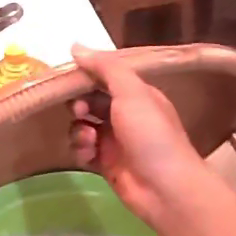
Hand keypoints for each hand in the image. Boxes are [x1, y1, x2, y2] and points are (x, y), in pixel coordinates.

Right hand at [69, 46, 211, 224]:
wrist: (166, 189)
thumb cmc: (151, 133)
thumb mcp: (131, 92)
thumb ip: (105, 67)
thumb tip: (75, 46)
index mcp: (136, 94)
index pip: (106, 76)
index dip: (87, 75)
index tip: (69, 77)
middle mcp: (126, 114)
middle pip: (91, 101)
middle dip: (80, 103)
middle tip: (80, 110)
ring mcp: (115, 140)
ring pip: (84, 126)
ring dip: (79, 129)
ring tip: (88, 138)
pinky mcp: (106, 164)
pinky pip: (84, 150)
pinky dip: (82, 150)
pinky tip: (88, 153)